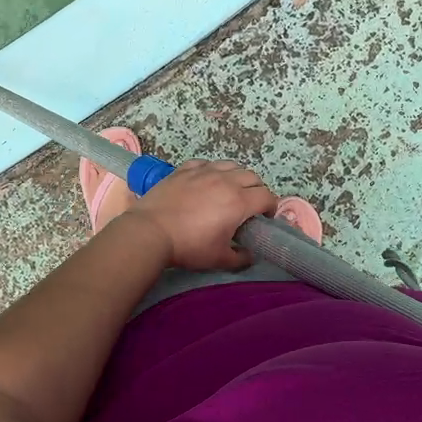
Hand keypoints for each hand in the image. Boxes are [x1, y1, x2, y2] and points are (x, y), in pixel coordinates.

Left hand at [117, 160, 278, 270]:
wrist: (151, 232)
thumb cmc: (189, 247)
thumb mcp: (219, 259)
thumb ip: (241, 257)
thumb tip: (250, 254)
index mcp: (238, 202)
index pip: (266, 196)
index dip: (271, 207)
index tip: (265, 218)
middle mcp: (225, 181)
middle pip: (252, 177)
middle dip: (257, 190)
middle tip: (249, 206)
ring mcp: (203, 172)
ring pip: (230, 165)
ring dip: (237, 176)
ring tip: (230, 190)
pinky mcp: (184, 169)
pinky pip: (206, 163)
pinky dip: (212, 170)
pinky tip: (205, 181)